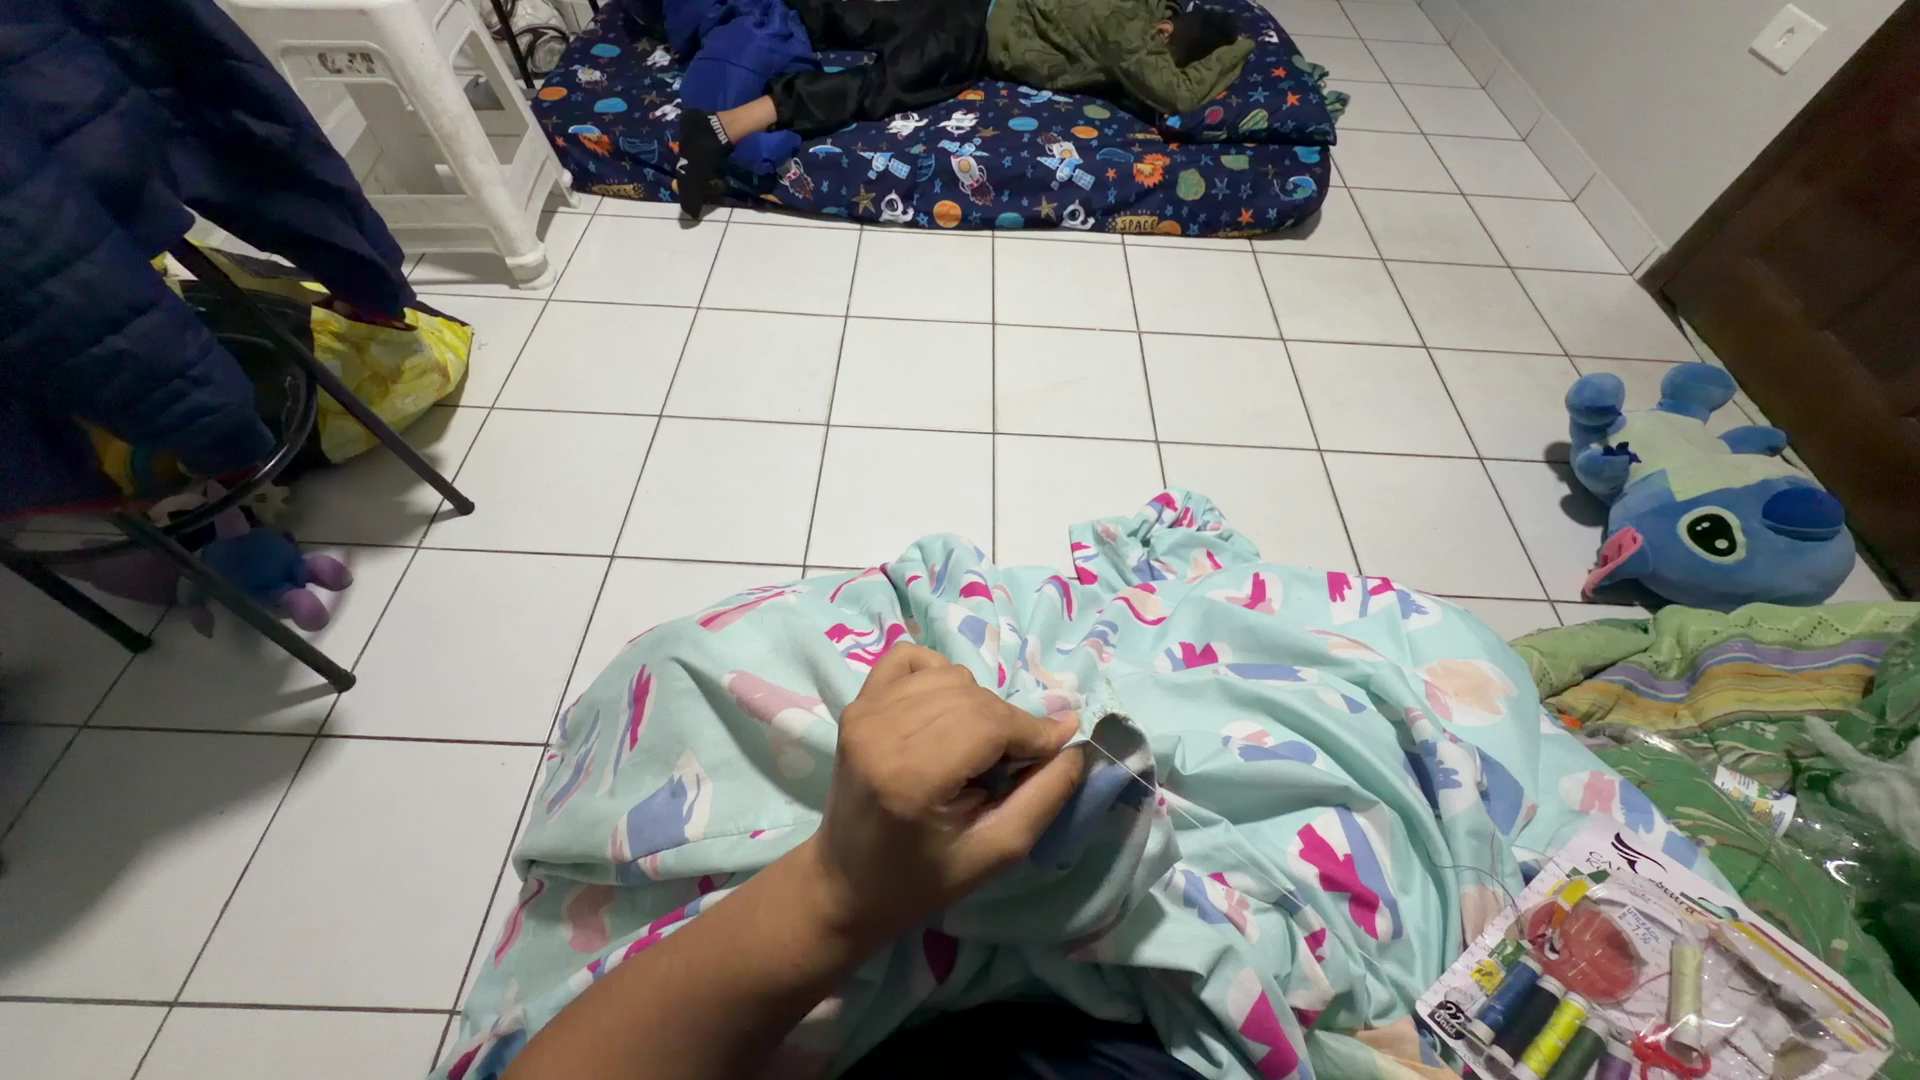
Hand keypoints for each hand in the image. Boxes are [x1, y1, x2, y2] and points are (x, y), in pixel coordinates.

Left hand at [798, 644, 1084, 944]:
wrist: (847, 883)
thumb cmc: (922, 879)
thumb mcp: (996, 852)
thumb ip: (1043, 795)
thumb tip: (1073, 739)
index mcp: (910, 775)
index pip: (990, 723)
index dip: (1034, 732)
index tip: (1058, 748)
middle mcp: (880, 730)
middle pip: (974, 697)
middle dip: (1010, 723)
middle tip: (1014, 763)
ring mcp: (863, 711)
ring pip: (950, 676)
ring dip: (978, 704)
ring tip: (975, 748)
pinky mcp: (857, 703)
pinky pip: (912, 659)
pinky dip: (940, 675)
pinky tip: (945, 713)